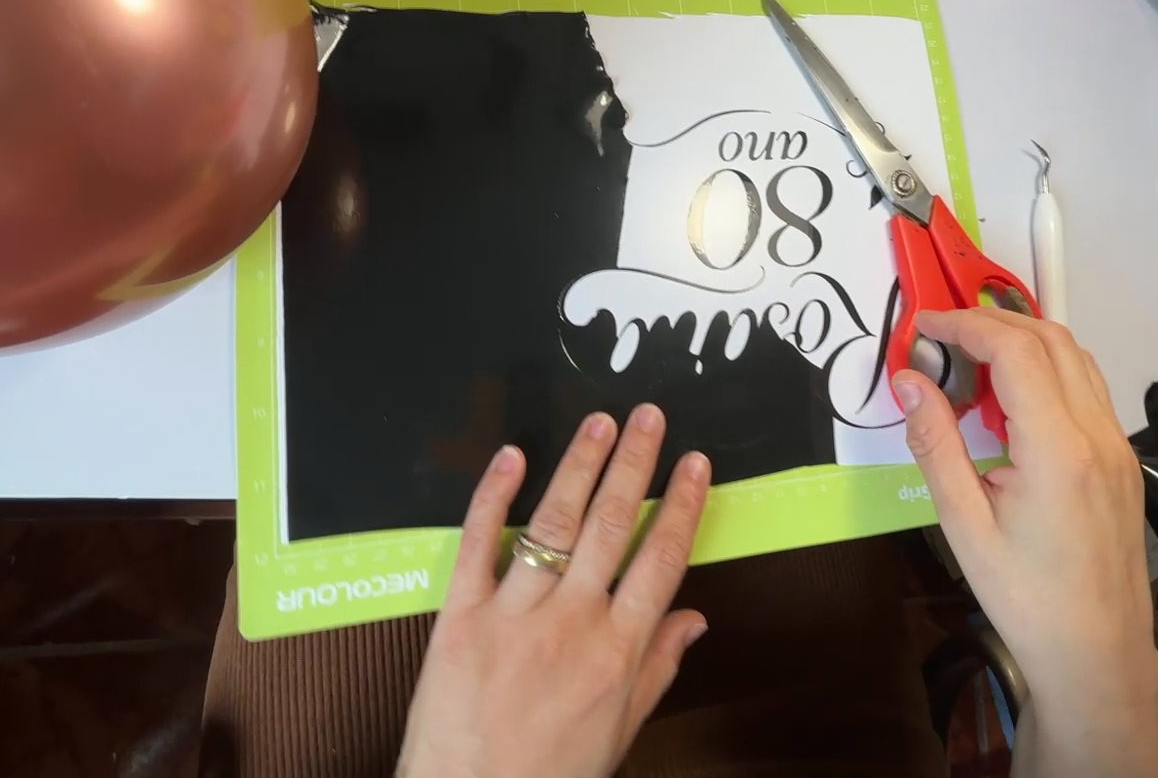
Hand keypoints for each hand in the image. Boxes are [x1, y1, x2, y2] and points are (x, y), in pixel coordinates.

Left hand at [396, 405, 710, 777]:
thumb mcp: (618, 734)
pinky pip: (478, 545)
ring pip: (554, 523)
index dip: (680, 505)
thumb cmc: (549, 777)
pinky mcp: (460, 616)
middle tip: (648, 416)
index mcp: (616, 653)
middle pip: (611, 526)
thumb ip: (657, 669)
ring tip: (600, 422)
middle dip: (634, 464)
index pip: (660, 560)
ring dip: (579, 465)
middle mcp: (572, 624)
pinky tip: (512, 455)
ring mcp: (514, 615)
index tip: (694, 463)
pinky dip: (493, 496)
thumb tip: (697, 617)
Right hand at [894, 309, 1157, 777]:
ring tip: (967, 354)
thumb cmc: (1023, 594)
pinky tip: (1006, 394)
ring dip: (1020, 338)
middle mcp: (1099, 435)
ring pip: (1074, 356)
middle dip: (990, 320)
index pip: (1016, 350)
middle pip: (1051, 339)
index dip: (965, 325)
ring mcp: (1118, 445)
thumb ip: (934, 442)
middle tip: (939, 334)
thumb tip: (907, 379)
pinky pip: (1084, 385)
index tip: (922, 326)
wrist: (1097, 654)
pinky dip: (1042, 365)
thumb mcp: (962, 521)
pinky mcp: (1121, 458)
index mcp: (1059, 450)